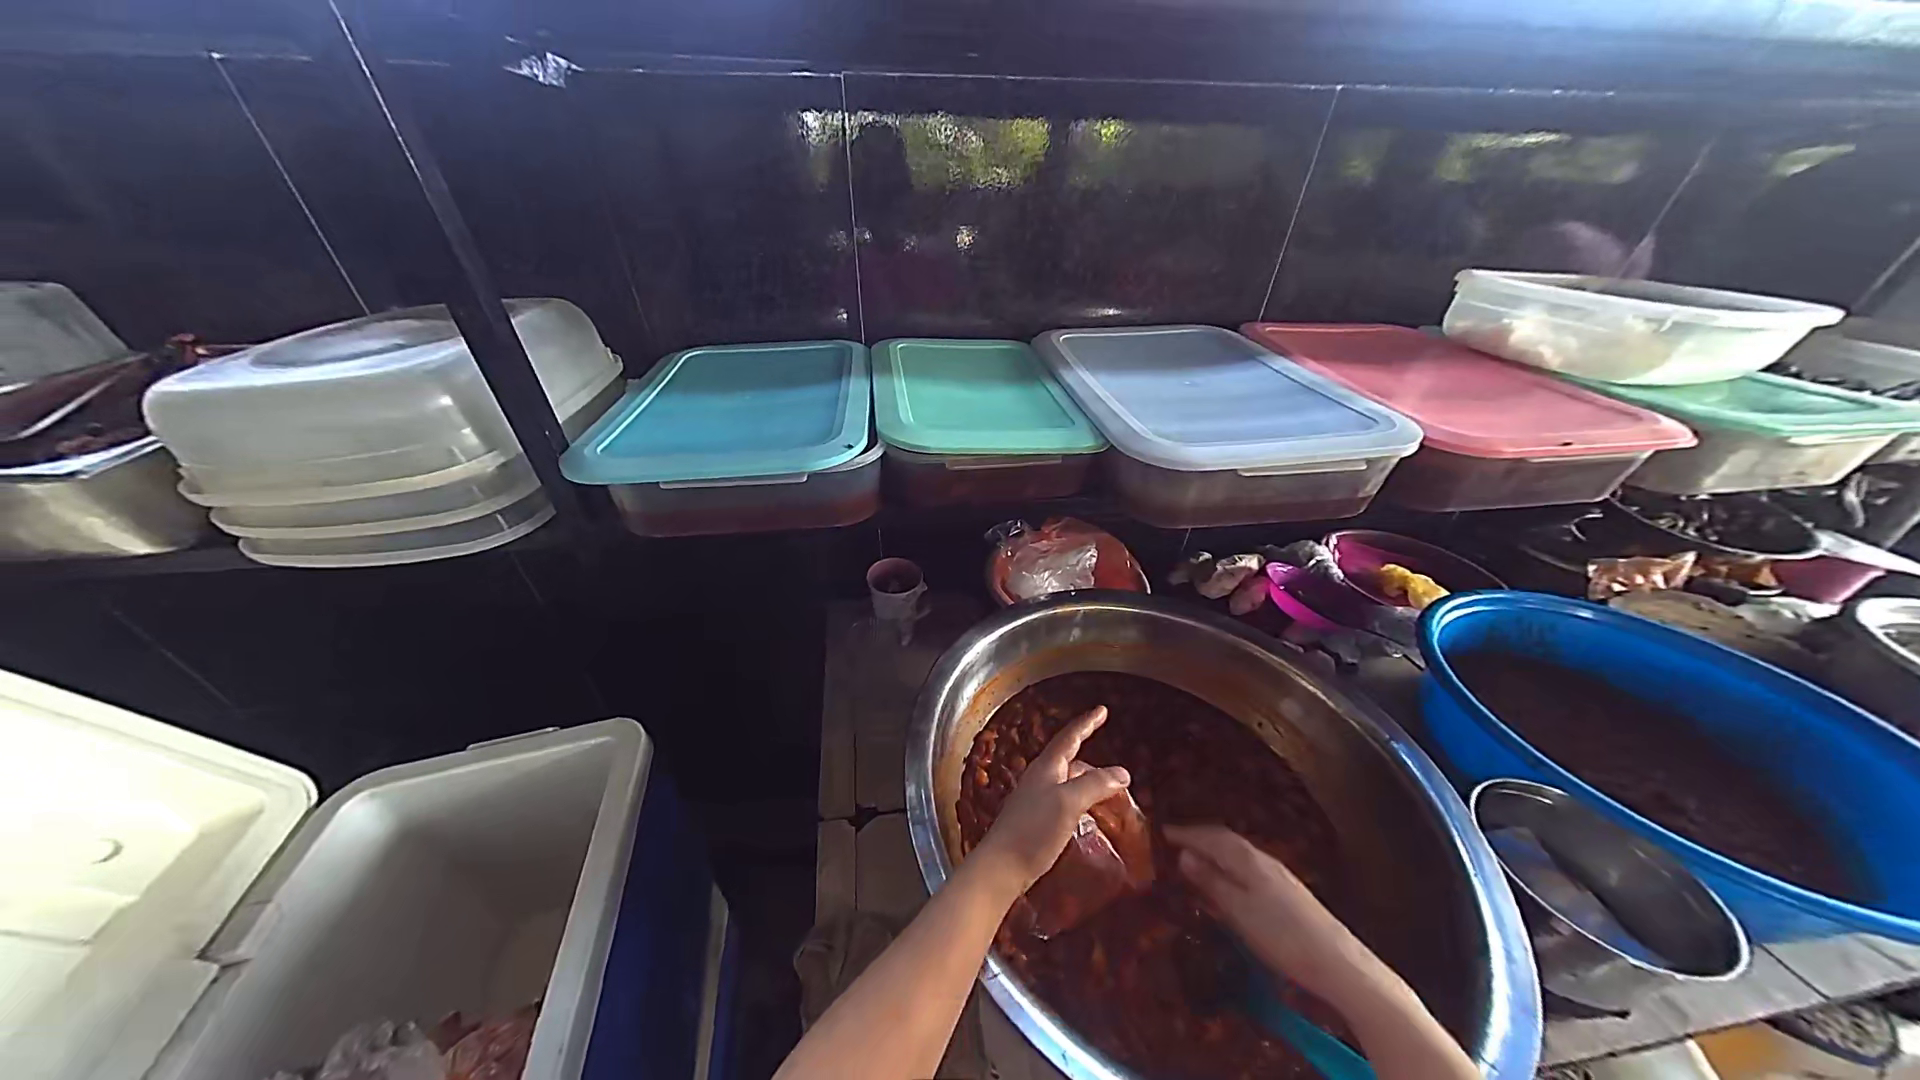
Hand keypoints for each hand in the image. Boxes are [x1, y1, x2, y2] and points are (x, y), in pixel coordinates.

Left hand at [969, 706, 1131, 897]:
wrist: (1000, 867)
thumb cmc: (1033, 830)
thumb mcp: (1068, 803)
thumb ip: (1094, 785)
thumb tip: (1121, 772)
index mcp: (1046, 767)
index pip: (1069, 737)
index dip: (1087, 723)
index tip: (1102, 710)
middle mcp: (1039, 778)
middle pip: (1069, 760)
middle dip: (1092, 761)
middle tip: (1116, 771)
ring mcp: (1035, 800)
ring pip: (1067, 782)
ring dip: (1088, 783)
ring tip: (1109, 794)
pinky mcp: (1035, 821)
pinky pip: (1064, 802)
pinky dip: (1081, 803)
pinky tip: (1089, 818)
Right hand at [1165, 824, 1392, 1013]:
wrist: (1339, 964)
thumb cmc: (1282, 936)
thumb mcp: (1237, 911)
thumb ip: (1211, 881)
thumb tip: (1183, 854)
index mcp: (1247, 859)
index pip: (1210, 835)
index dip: (1185, 832)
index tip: (1161, 831)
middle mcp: (1262, 859)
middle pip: (1225, 840)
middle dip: (1198, 837)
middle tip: (1173, 842)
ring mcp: (1278, 875)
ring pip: (1237, 853)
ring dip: (1214, 851)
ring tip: (1194, 859)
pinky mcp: (1287, 891)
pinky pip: (1247, 866)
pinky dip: (1229, 865)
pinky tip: (1227, 881)